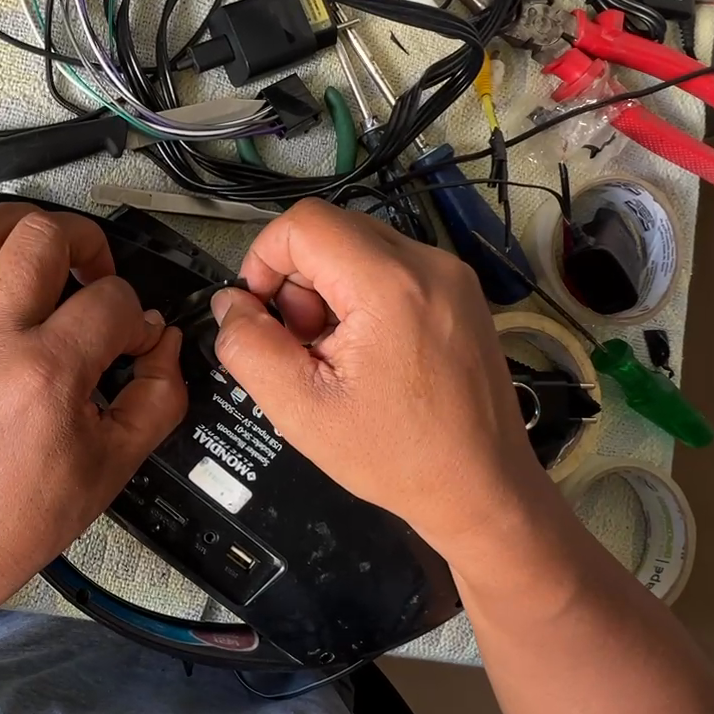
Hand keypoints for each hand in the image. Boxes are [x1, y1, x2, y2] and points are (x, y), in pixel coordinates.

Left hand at [0, 202, 186, 617]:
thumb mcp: (115, 465)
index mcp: (46, 371)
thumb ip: (158, 396)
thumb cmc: (25, 515)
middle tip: (94, 275)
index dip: (137, 315)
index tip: (135, 342)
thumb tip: (163, 343)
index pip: (111, 300)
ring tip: (41, 250)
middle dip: (85, 241)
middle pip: (41, 235)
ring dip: (17, 225)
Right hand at [208, 198, 546, 553]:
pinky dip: (358, 296)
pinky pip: (388, 267)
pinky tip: (365, 351)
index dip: (263, 260)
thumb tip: (230, 302)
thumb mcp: (299, 409)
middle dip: (296, 280)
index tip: (262, 314)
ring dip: (326, 290)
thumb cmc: (394, 456)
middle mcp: (428, 264)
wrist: (483, 489)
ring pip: (357, 247)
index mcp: (389, 286)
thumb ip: (247, 346)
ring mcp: (451, 275)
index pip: (303, 223)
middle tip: (302, 343)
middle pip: (330, 230)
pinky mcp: (459, 292)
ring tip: (334, 353)